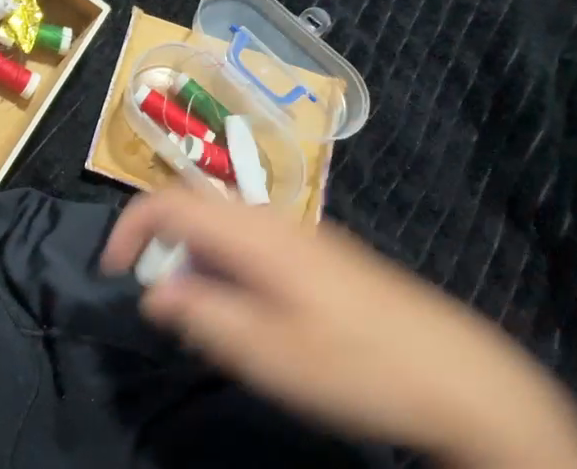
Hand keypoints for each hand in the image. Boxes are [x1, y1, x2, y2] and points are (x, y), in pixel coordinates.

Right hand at [102, 190, 576, 468]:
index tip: (113, 272)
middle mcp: (275, 218)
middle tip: (169, 309)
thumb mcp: (267, 353)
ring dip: (199, 264)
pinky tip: (257, 320)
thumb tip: (153, 290)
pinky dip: (231, 270)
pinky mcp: (324, 254)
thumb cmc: (357, 364)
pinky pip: (255, 244)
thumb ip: (202, 314)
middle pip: (197, 210)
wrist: (463, 376)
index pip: (170, 201)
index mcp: (255, 232)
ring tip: (211, 323)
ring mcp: (304, 233)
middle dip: (166, 251)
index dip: (131, 228)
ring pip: (226, 229)